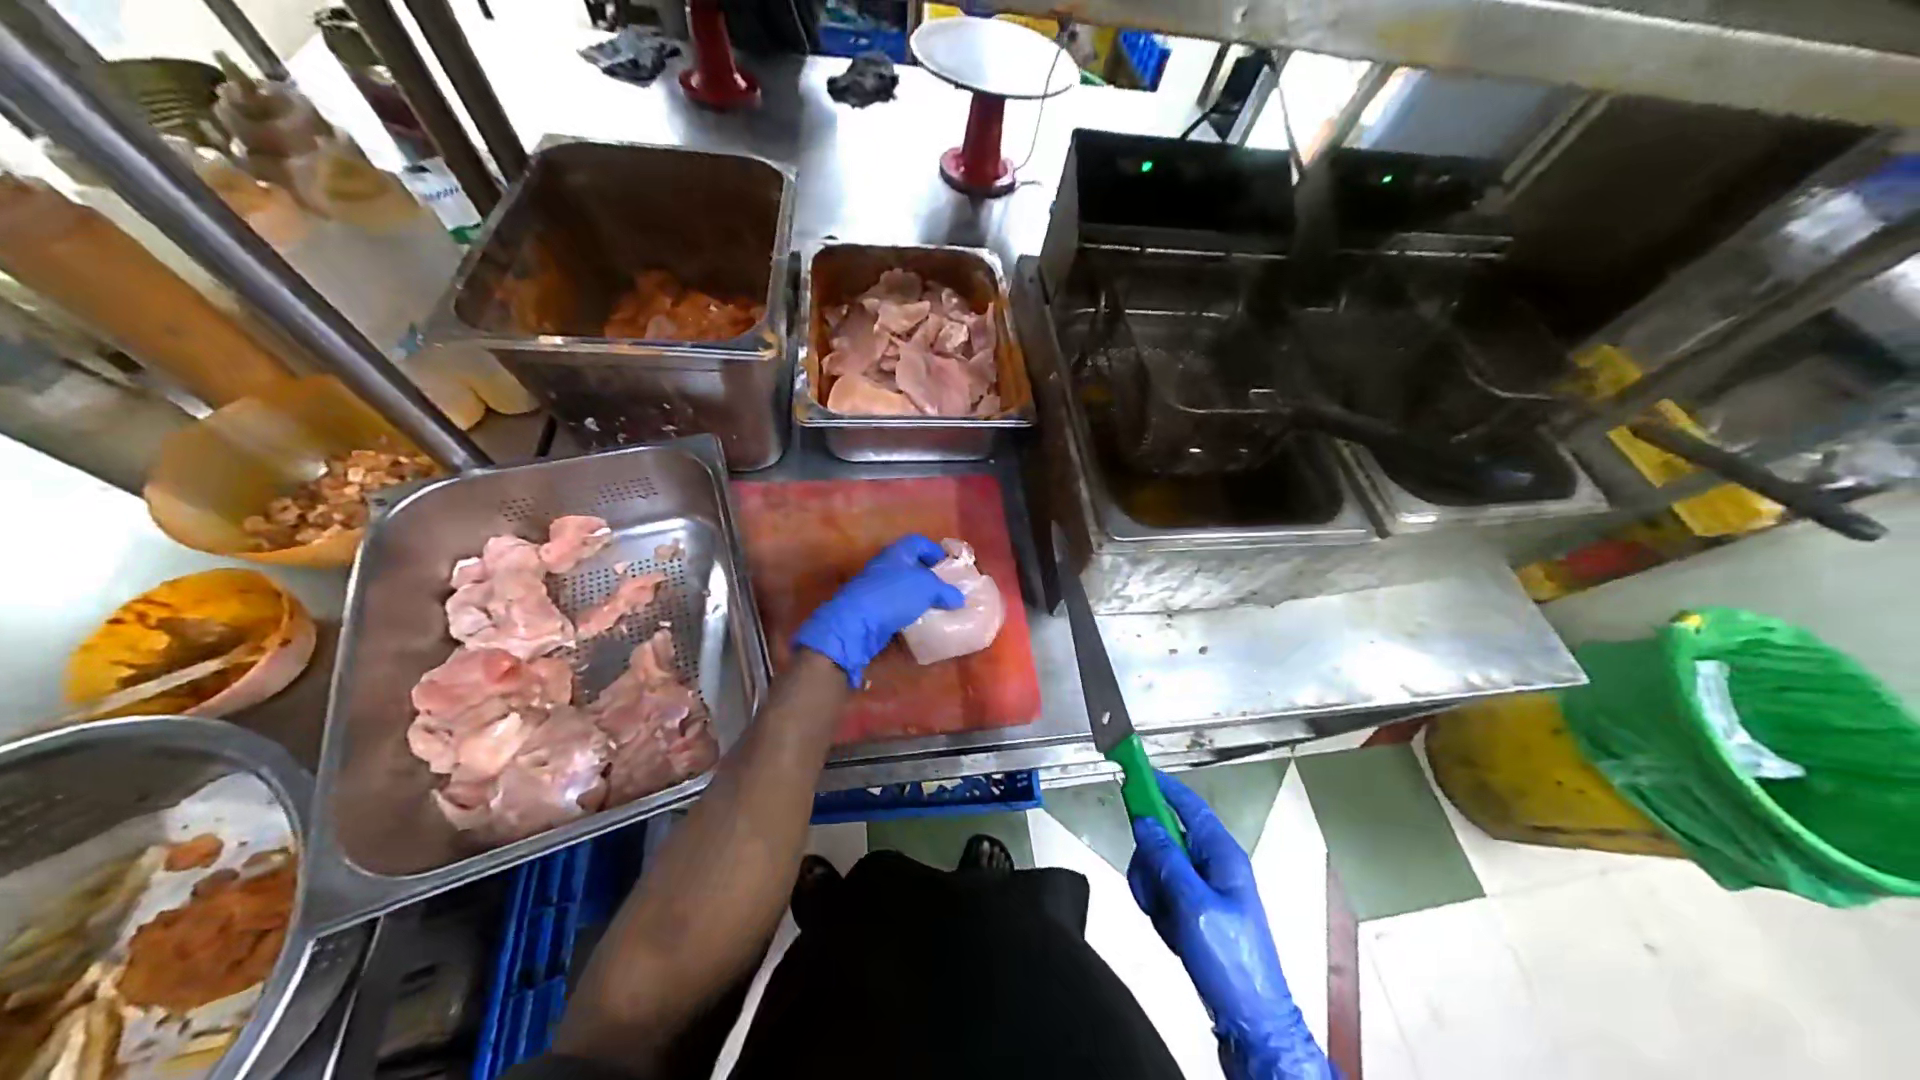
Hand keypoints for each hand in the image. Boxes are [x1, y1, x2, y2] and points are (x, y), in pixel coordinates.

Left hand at [794, 534, 963, 686]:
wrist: (855, 624)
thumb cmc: (893, 595)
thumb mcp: (927, 588)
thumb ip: (945, 590)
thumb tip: (958, 598)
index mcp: (897, 553)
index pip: (918, 542)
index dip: (934, 550)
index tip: (948, 566)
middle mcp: (884, 567)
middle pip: (910, 565)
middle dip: (928, 576)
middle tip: (945, 589)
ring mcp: (874, 589)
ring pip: (902, 587)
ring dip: (918, 596)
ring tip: (936, 607)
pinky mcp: (870, 610)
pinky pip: (894, 607)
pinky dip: (907, 612)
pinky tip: (918, 622)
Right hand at [1129, 771, 1333, 1079]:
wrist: (1251, 1021)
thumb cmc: (1234, 964)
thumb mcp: (1194, 906)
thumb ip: (1166, 859)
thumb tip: (1145, 822)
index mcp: (1222, 855)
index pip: (1187, 805)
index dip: (1160, 786)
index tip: (1133, 772)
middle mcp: (1214, 866)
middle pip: (1164, 836)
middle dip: (1149, 860)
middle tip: (1152, 886)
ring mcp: (1204, 888)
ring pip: (1158, 865)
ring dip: (1152, 889)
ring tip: (1166, 919)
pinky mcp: (1195, 910)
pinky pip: (1162, 892)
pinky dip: (1158, 909)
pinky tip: (1172, 932)